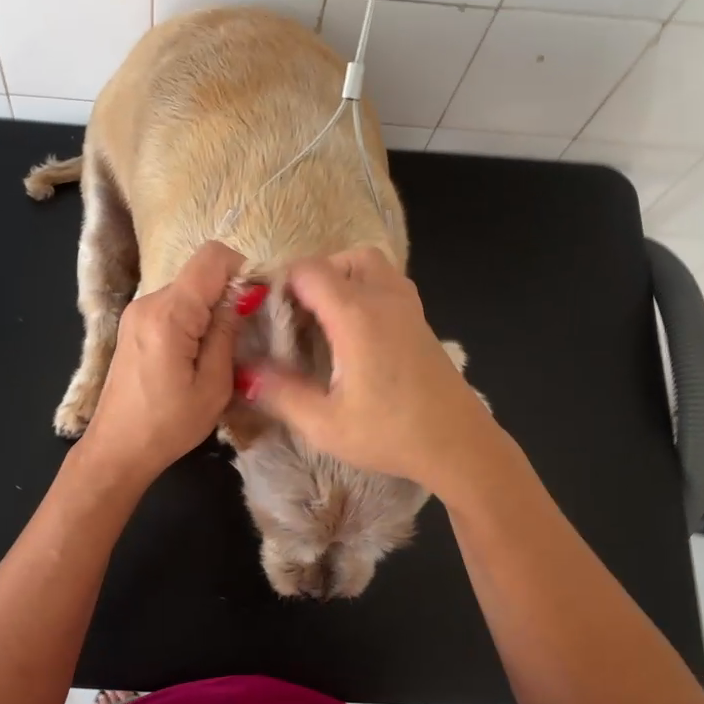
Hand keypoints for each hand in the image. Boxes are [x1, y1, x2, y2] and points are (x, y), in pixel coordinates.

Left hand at [76, 242, 245, 481]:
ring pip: (187, 292)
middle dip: (227, 297)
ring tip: (217, 355)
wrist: (117, 449)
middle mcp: (148, 302)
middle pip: (199, 275)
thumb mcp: (214, 385)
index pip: (212, 257)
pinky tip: (194, 358)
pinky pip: (172, 308)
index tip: (254, 305)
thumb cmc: (168, 425)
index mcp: (169, 313)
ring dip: (209, 313)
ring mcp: (136, 312)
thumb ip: (228, 333)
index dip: (242, 271)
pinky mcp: (133, 326)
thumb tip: (243, 297)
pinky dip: (191, 322)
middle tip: (242, 339)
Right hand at [243, 248, 503, 496]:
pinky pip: (385, 284)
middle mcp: (384, 298)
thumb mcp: (324, 424)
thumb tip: (245, 373)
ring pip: (368, 265)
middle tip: (294, 318)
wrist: (458, 445)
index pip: (308, 269)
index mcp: (356, 315)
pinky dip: (362, 293)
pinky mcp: (420, 321)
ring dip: (340, 281)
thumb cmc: (390, 434)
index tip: (264, 316)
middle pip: (340, 258)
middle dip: (311, 279)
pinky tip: (351, 335)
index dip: (279, 284)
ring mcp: (408, 306)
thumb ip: (280, 393)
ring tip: (321, 322)